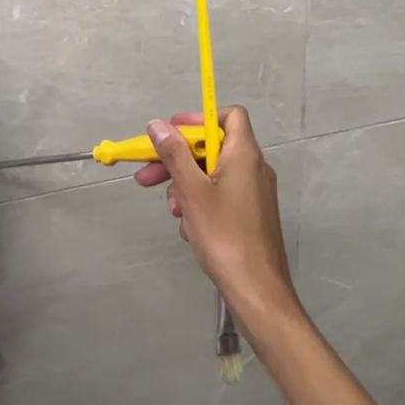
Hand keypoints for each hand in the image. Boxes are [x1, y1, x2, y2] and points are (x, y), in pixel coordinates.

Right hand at [133, 106, 299, 324]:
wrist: (257, 289)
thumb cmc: (224, 235)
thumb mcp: (192, 191)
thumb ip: (175, 154)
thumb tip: (158, 125)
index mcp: (245, 154)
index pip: (230, 116)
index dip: (199, 119)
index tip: (172, 132)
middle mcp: (254, 168)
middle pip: (212, 148)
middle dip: (178, 159)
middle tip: (147, 175)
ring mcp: (254, 193)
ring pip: (213, 175)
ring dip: (187, 186)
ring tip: (174, 211)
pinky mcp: (251, 215)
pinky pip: (221, 196)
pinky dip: (201, 204)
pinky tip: (190, 227)